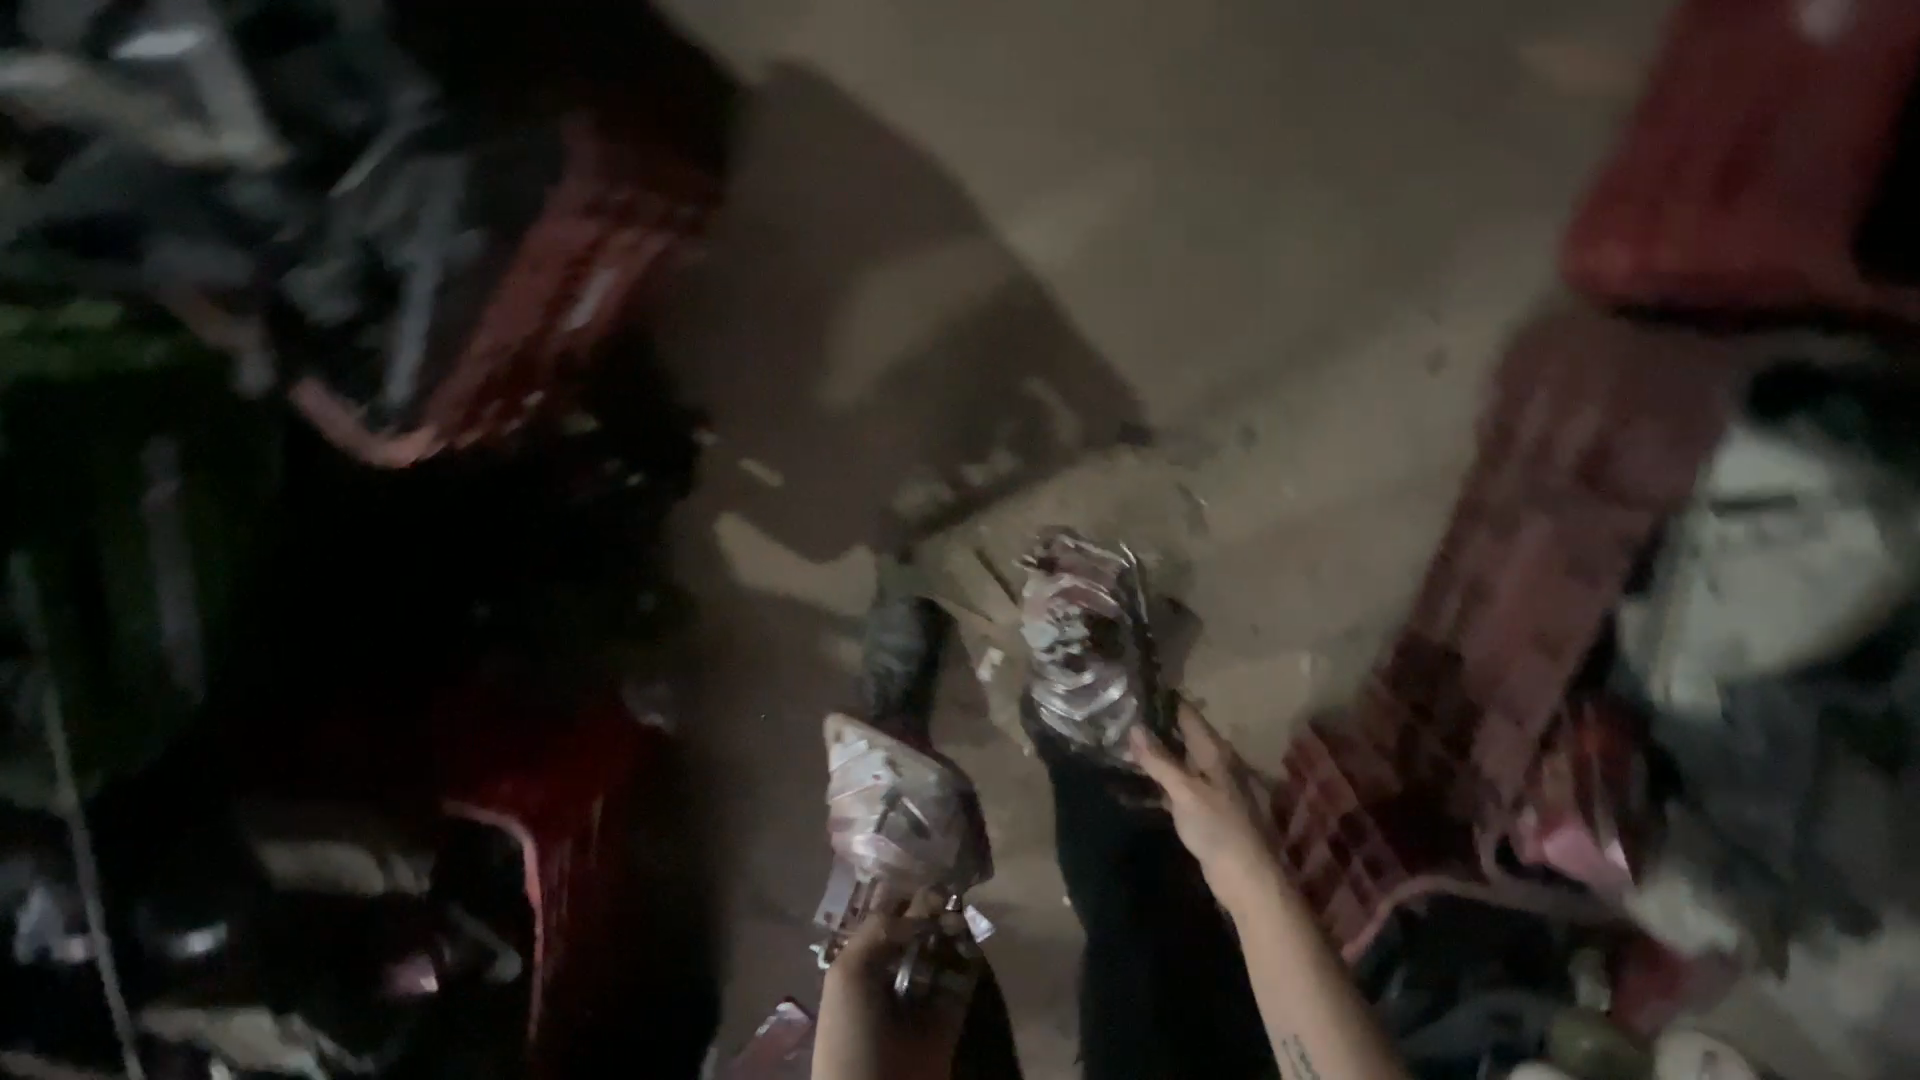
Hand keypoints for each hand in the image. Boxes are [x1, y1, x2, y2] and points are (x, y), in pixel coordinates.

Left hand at [813, 904, 969, 1079]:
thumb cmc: (849, 1034)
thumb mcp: (846, 975)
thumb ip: (878, 931)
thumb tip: (918, 913)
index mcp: (862, 961)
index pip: (886, 917)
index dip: (905, 897)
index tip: (926, 877)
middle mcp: (892, 972)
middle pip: (918, 929)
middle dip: (933, 910)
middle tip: (948, 898)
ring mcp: (923, 994)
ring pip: (943, 949)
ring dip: (953, 929)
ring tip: (959, 918)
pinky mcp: (951, 1015)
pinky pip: (963, 979)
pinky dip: (970, 957)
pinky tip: (972, 941)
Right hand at [1129, 703, 1288, 915]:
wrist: (1244, 877)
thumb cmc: (1217, 827)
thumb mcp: (1185, 790)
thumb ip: (1159, 759)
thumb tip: (1133, 726)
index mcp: (1213, 751)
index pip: (1186, 713)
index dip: (1162, 700)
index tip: (1132, 689)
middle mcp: (1212, 762)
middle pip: (1179, 734)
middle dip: (1152, 725)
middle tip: (1116, 715)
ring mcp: (1207, 785)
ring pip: (1175, 759)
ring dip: (1151, 752)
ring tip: (1117, 741)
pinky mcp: (1200, 807)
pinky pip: (1173, 783)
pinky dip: (1155, 778)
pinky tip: (1132, 778)